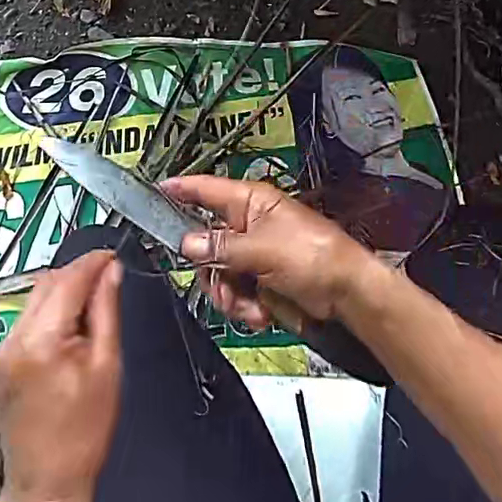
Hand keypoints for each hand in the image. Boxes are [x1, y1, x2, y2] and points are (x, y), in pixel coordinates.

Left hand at [0, 249, 121, 501]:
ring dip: (65, 291)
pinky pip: (29, 317)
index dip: (95, 261)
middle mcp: (14, 341)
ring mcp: (4, 351)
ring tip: (93, 308)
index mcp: (41, 340)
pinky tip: (72, 327)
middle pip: (48, 281)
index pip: (69, 278)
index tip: (113, 257)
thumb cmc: (79, 437)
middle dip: (80, 274)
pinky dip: (52, 311)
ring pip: (36, 295)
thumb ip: (108, 309)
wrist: (48, 482)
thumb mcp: (108, 364)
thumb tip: (111, 273)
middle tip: (109, 279)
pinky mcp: (2, 360)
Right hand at [160, 176, 377, 330]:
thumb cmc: (312, 255)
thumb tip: (186, 241)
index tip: (157, 189)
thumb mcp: (262, 249)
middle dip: (213, 272)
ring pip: (217, 273)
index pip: (207, 189)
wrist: (345, 292)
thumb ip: (220, 246)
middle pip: (205, 243)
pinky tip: (261, 313)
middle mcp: (247, 224)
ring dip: (230, 295)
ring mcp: (253, 253)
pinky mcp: (259, 279)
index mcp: (250, 202)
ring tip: (252, 306)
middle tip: (226, 288)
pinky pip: (234, 292)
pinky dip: (244, 307)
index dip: (182, 188)